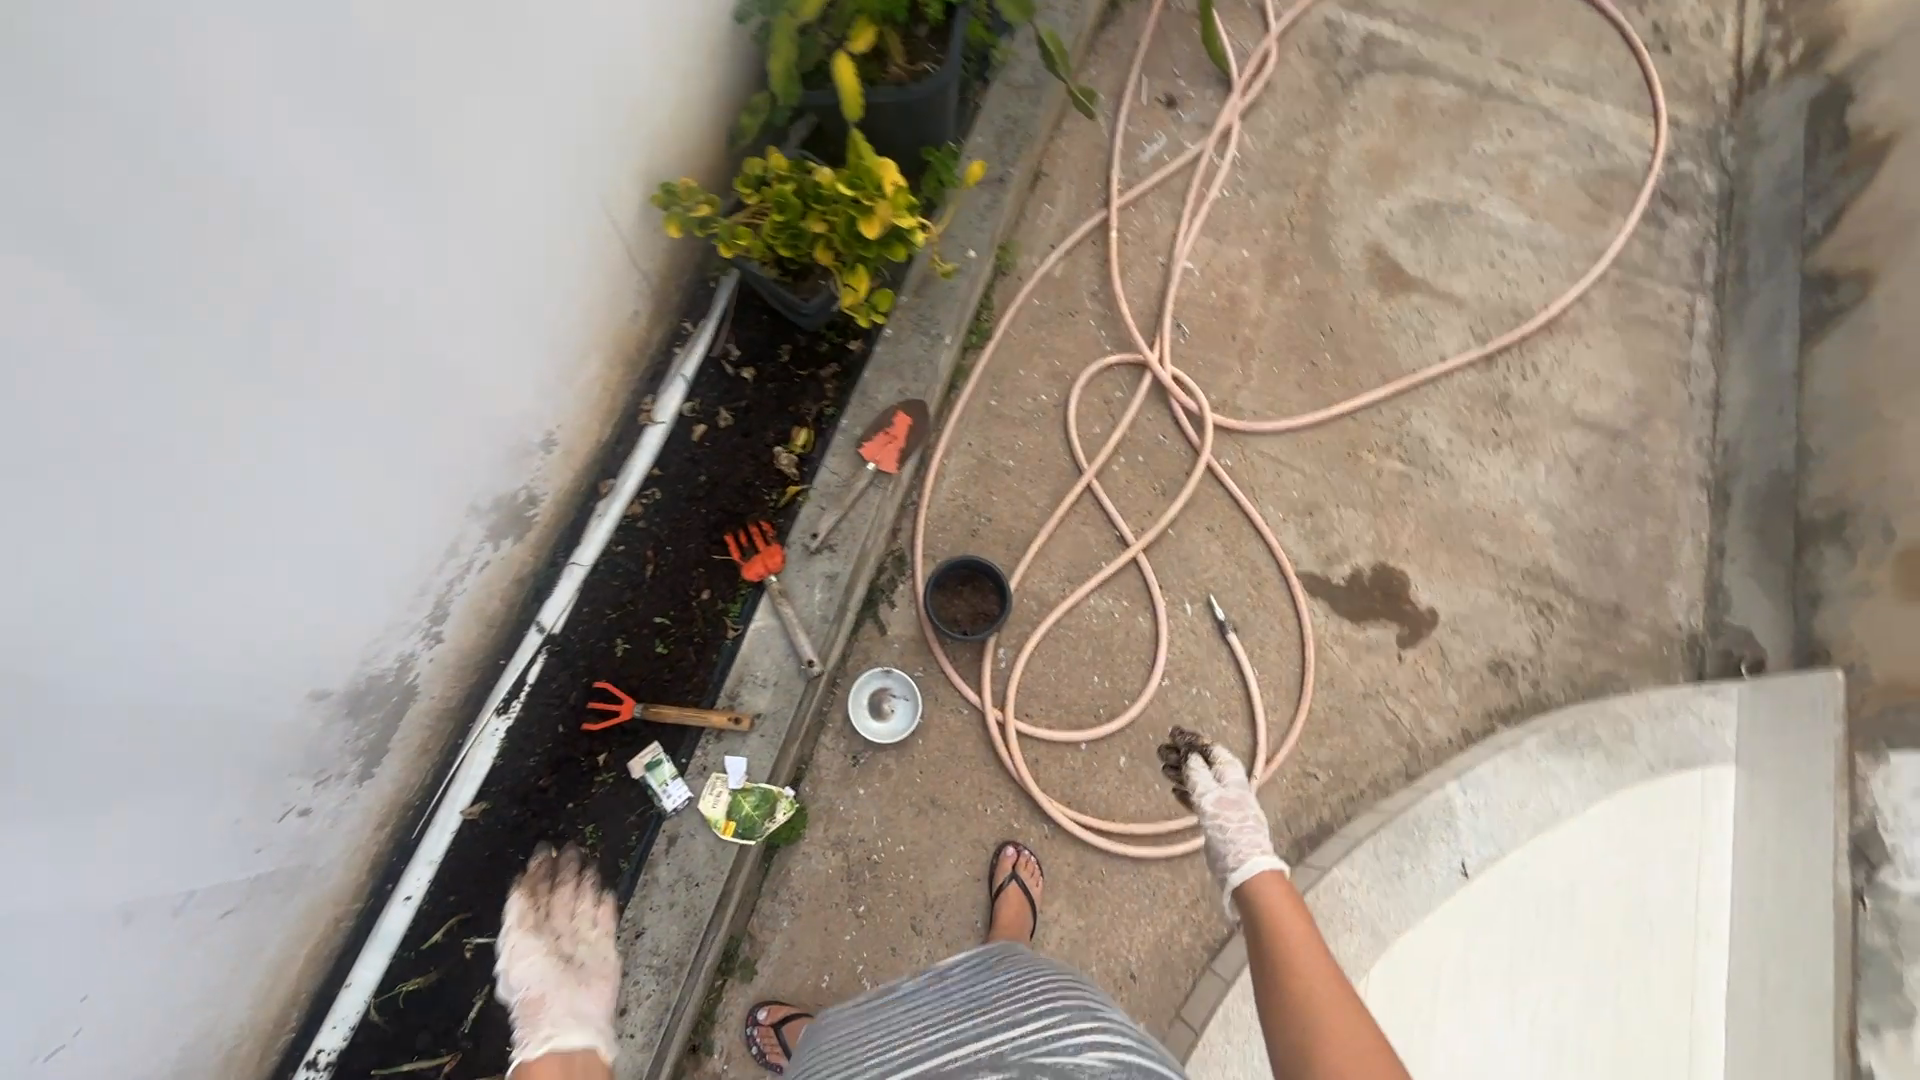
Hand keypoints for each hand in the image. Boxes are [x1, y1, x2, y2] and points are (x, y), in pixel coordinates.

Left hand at [494, 844, 620, 1073]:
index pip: (535, 896)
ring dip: (586, 881)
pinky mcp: (604, 946)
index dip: (539, 873)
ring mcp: (580, 940)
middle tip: (571, 847)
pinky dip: (605, 904)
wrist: (568, 1015)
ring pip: (583, 903)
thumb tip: (522, 878)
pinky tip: (605, 888)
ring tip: (588, 859)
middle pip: (561, 896)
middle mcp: (554, 935)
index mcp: (529, 935)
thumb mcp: (516, 942)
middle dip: (565, 871)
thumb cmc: (535, 980)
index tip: (545, 849)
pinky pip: (605, 919)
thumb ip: (520, 908)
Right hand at [1160, 727, 1288, 915]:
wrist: (1241, 863)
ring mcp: (1222, 801)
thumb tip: (1188, 753)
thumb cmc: (1227, 824)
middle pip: (1202, 763)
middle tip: (1161, 750)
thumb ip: (1196, 772)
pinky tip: (1175, 791)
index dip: (1191, 740)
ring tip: (1163, 766)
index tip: (1173, 733)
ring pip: (1198, 780)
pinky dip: (1186, 792)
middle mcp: (1227, 783)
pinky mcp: (1216, 817)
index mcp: (1230, 773)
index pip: (1209, 748)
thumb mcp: (1209, 794)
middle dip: (1183, 755)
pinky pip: (1198, 797)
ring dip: (1181, 772)